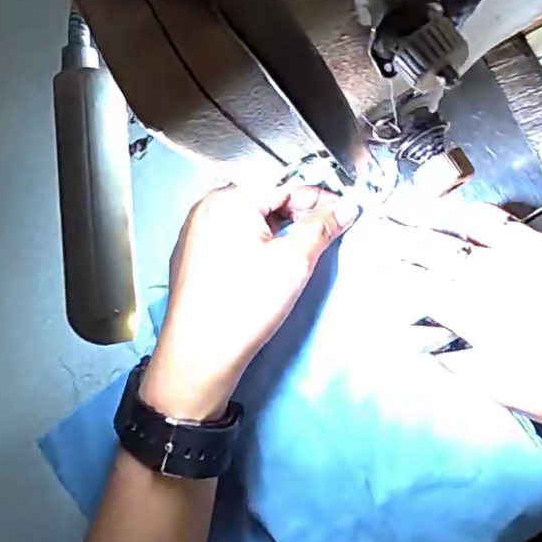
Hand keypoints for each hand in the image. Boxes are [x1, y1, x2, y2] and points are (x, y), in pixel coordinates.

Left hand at [147, 183, 357, 419]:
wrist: (199, 356)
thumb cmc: (247, 303)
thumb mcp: (294, 261)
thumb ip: (323, 226)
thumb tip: (347, 206)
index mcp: (229, 199)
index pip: (286, 185)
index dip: (319, 199)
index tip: (343, 214)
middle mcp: (207, 207)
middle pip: (266, 198)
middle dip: (299, 214)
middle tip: (325, 235)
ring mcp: (196, 231)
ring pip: (251, 218)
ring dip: (280, 230)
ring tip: (300, 253)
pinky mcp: (193, 256)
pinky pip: (233, 236)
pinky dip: (258, 243)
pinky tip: (270, 265)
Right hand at [390, 202, 541, 483]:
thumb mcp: (523, 398)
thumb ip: (470, 367)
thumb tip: (431, 343)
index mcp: (489, 332)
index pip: (426, 290)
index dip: (396, 272)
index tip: (374, 258)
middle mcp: (506, 287)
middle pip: (442, 252)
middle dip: (405, 236)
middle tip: (378, 221)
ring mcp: (541, 260)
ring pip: (476, 229)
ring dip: (438, 215)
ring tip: (410, 205)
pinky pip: (520, 230)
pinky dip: (486, 222)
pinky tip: (470, 216)